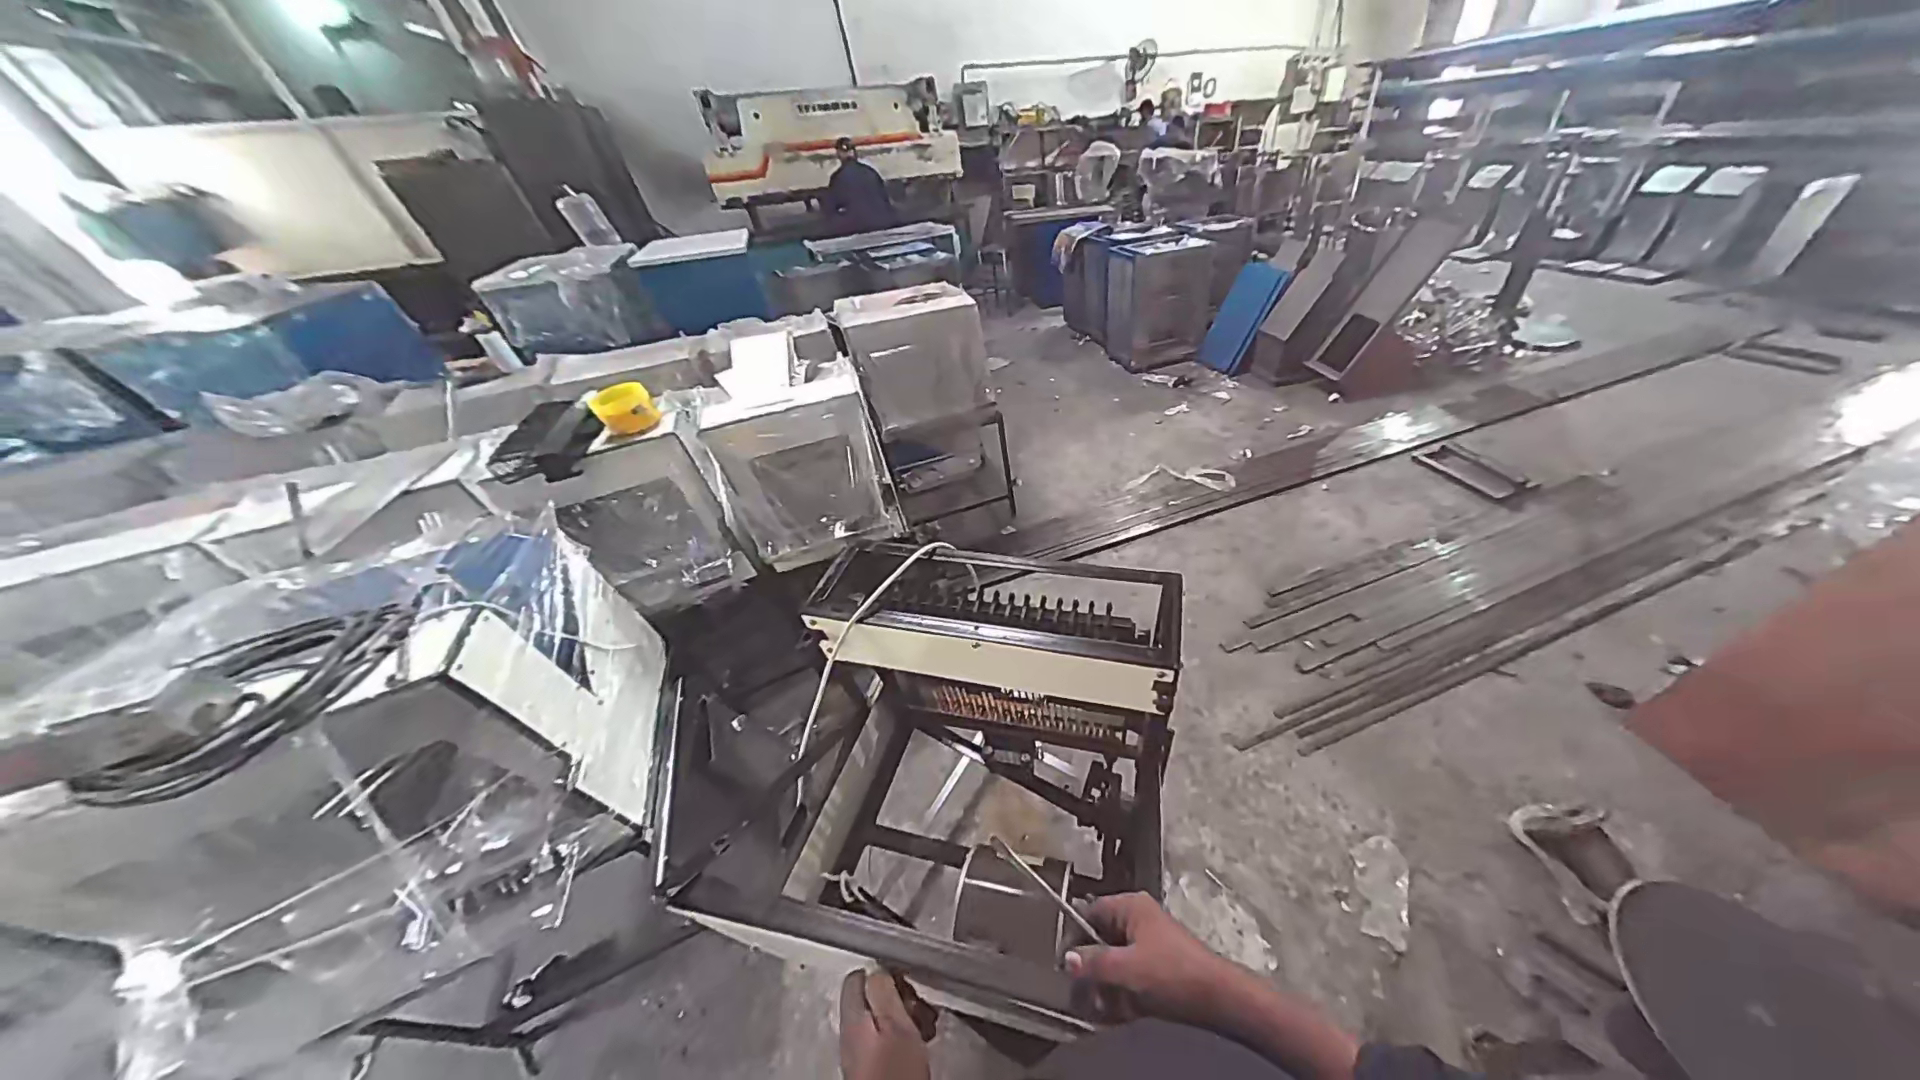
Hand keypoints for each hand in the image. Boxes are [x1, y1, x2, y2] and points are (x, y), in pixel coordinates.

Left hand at [839, 970, 930, 1079]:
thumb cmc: (895, 1070)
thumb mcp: (894, 1024)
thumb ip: (882, 991)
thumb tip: (876, 967)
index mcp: (852, 1017)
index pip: (857, 977)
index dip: (882, 972)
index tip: (904, 979)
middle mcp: (850, 1032)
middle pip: (870, 996)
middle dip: (897, 995)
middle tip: (917, 1006)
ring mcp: (859, 1050)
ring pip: (880, 1017)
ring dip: (903, 1015)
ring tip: (923, 1024)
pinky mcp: (871, 1065)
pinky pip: (884, 1037)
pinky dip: (901, 1033)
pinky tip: (917, 1041)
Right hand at [1065, 892, 1240, 1024]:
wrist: (1221, 1000)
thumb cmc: (1174, 973)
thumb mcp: (1128, 968)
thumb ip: (1094, 962)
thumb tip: (1068, 959)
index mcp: (1131, 905)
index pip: (1089, 910)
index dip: (1075, 934)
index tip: (1064, 962)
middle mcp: (1138, 918)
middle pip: (1101, 938)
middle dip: (1092, 966)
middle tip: (1084, 990)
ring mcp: (1150, 942)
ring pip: (1115, 960)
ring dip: (1106, 984)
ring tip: (1103, 1005)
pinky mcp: (1158, 966)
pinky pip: (1129, 975)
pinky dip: (1122, 991)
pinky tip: (1119, 1011)